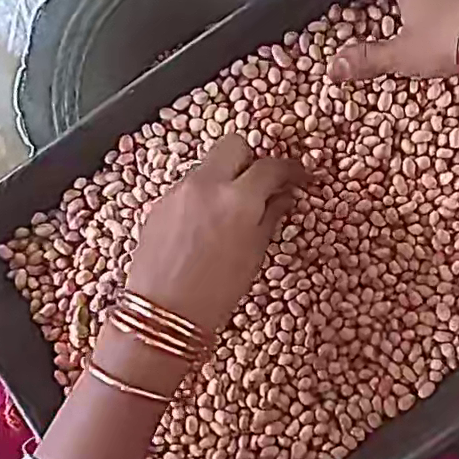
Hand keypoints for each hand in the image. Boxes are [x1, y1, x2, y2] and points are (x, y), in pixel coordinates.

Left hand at [124, 133, 306, 334]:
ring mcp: (179, 190)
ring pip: (209, 165)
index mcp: (238, 198)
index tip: (299, 177)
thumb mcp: (255, 253)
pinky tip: (206, 225)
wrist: (164, 313)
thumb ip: (271, 216)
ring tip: (233, 210)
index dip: (290, 169)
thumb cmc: (218, 290)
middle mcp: (206, 184)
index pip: (271, 166)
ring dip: (226, 177)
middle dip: (252, 158)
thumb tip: (283, 195)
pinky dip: (204, 195)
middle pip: (234, 145)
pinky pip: (189, 186)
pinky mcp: (160, 203)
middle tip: (261, 184)